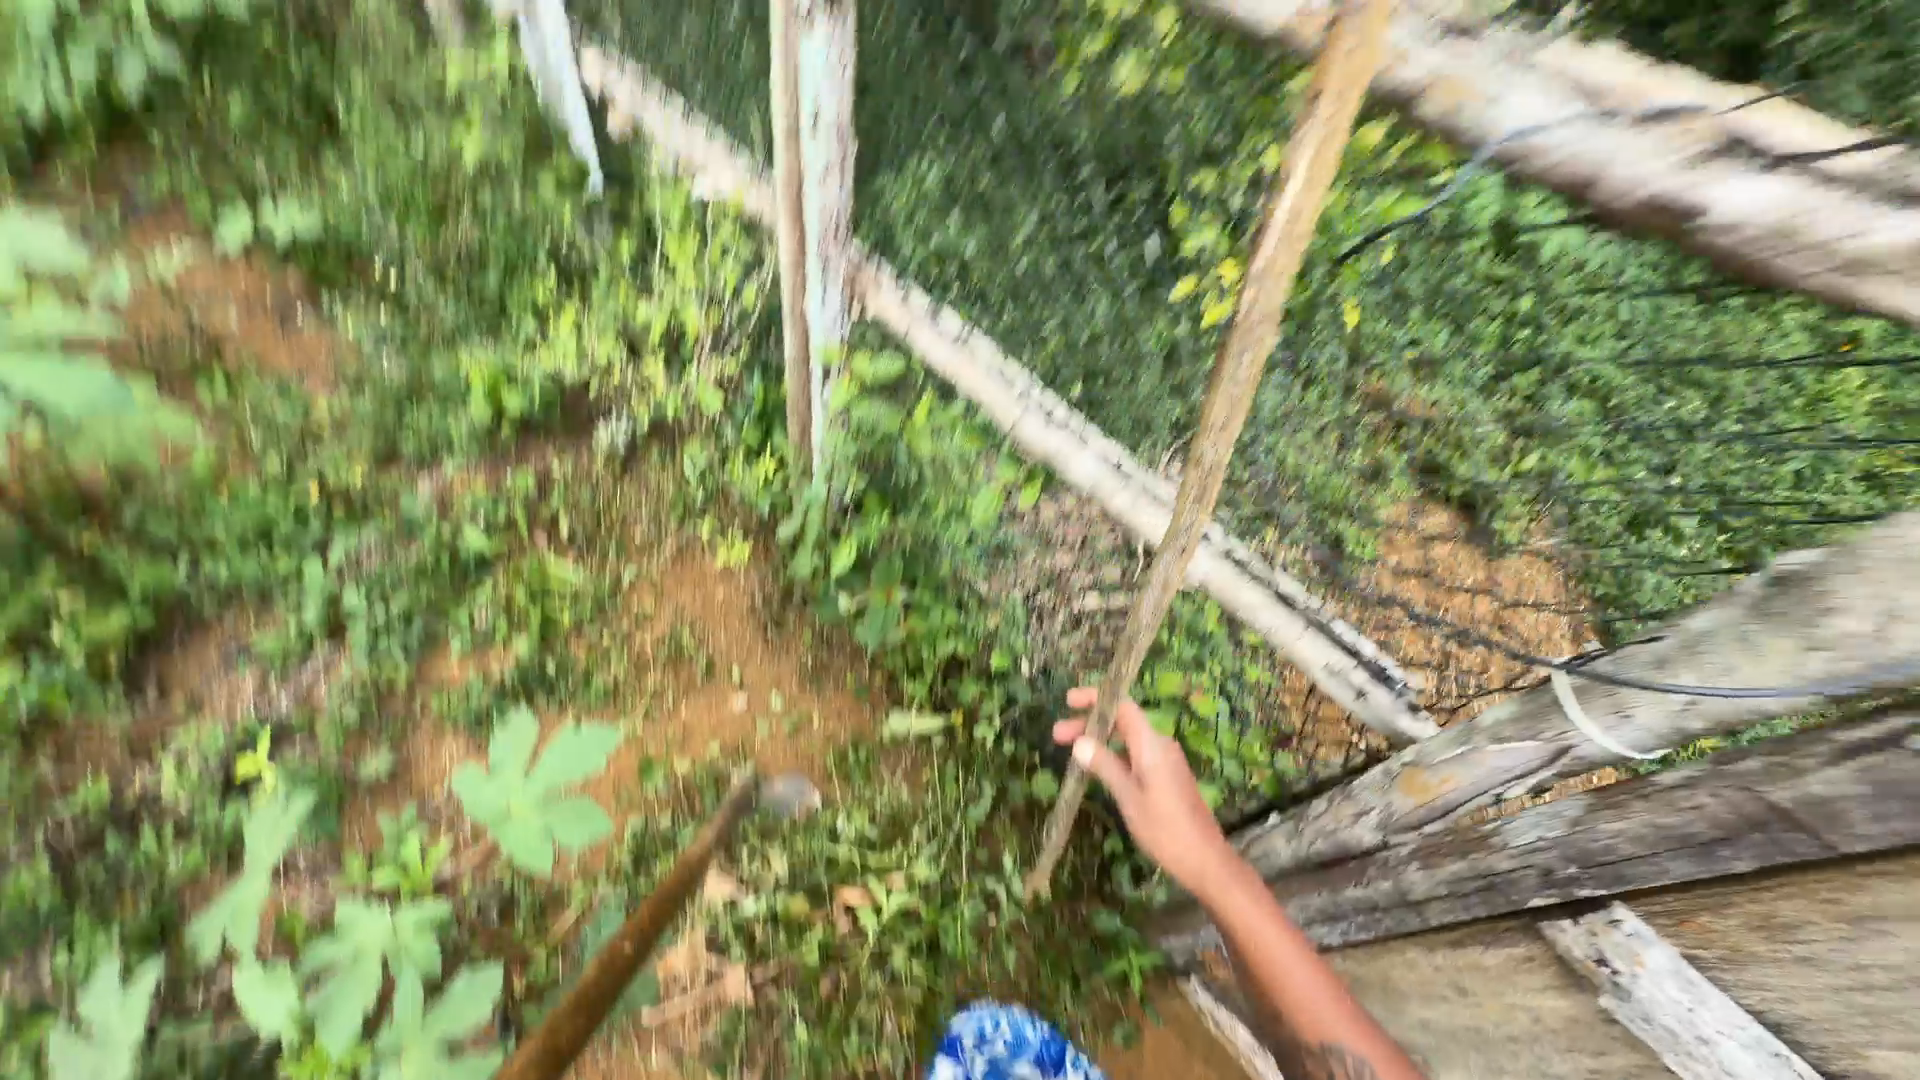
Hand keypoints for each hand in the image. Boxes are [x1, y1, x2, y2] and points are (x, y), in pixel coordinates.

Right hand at [1052, 685, 1236, 896]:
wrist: (1205, 859)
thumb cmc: (1165, 829)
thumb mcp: (1128, 797)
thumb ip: (1105, 766)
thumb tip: (1080, 742)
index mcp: (1151, 745)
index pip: (1123, 706)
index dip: (1096, 698)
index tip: (1068, 701)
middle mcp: (1160, 746)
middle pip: (1122, 722)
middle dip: (1089, 724)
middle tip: (1057, 735)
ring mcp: (1165, 761)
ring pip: (1128, 740)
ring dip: (1100, 742)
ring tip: (1072, 753)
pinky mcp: (1167, 776)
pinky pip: (1136, 754)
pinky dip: (1114, 755)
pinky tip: (1098, 770)